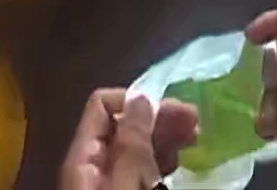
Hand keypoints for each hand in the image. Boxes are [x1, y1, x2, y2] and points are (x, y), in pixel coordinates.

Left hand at [60, 89, 199, 189]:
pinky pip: (139, 170)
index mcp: (82, 156)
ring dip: (164, 136)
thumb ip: (132, 143)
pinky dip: (159, 160)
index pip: (102, 104)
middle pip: (123, 124)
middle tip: (194, 120)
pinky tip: (177, 162)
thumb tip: (141, 96)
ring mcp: (106, 182)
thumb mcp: (126, 184)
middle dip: (158, 117)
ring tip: (192, 137)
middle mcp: (91, 165)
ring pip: (134, 147)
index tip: (170, 110)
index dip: (136, 101)